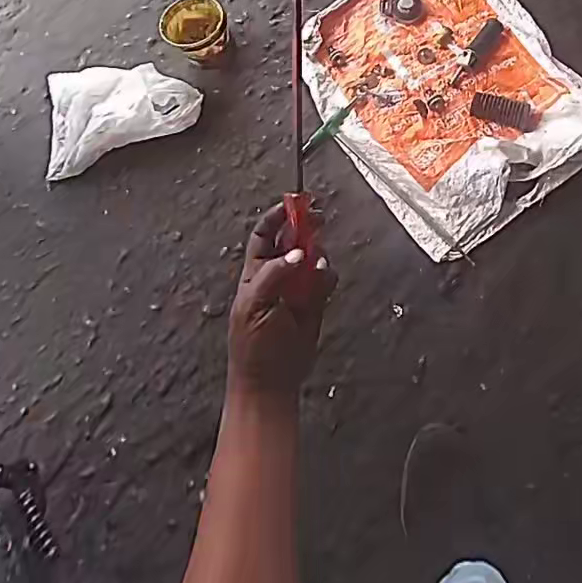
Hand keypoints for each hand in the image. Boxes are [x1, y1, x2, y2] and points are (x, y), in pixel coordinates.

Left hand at [228, 202, 336, 400]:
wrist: (271, 381)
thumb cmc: (253, 347)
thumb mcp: (254, 306)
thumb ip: (275, 275)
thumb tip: (299, 252)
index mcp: (256, 273)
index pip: (266, 234)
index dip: (278, 215)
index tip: (295, 201)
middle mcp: (278, 275)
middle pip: (294, 239)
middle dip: (306, 225)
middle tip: (318, 217)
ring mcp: (298, 287)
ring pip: (314, 257)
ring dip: (318, 255)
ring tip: (315, 266)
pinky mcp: (316, 301)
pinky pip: (326, 278)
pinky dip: (327, 276)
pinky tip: (322, 282)